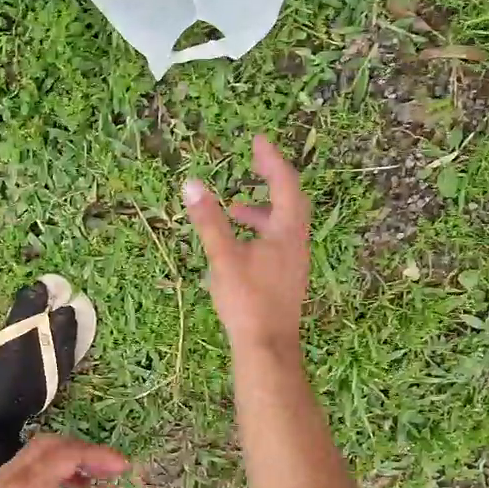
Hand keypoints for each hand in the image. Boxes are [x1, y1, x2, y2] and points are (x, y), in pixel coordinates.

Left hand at [0, 435, 127, 487]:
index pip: (64, 455)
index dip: (97, 454)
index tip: (124, 467)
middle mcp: (1, 486)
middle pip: (43, 447)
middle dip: (79, 451)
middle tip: (107, 470)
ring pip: (26, 460)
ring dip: (59, 463)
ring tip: (87, 486)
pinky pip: (14, 477)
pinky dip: (40, 476)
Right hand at [182, 134, 312, 353]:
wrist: (267, 347)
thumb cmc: (247, 300)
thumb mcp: (223, 257)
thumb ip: (209, 220)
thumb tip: (191, 183)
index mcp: (287, 232)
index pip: (285, 184)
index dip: (272, 160)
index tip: (258, 140)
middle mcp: (297, 243)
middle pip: (290, 200)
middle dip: (271, 179)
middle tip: (254, 161)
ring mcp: (294, 262)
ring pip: (283, 224)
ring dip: (261, 209)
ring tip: (233, 209)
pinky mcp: (286, 278)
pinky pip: (277, 242)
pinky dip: (260, 232)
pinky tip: (238, 246)